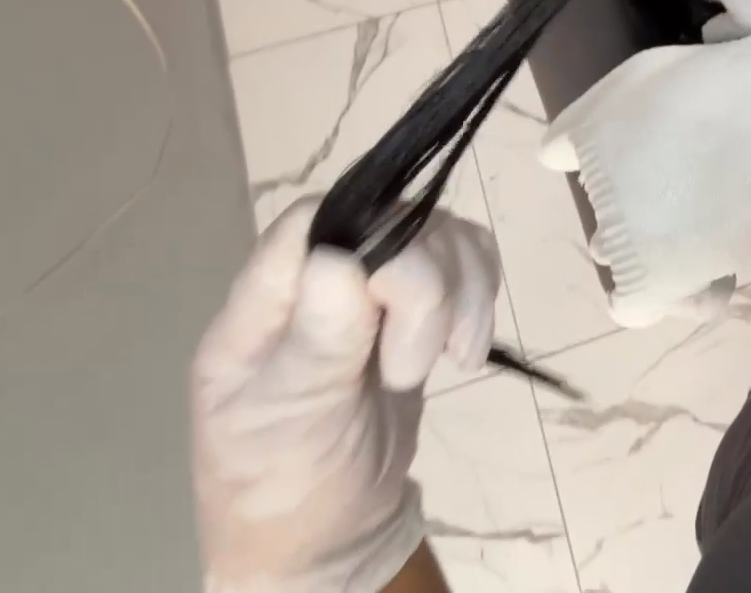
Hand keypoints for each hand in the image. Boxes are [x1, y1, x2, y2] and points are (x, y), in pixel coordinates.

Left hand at [191, 198, 500, 592]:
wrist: (334, 528)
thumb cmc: (287, 482)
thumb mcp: (288, 423)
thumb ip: (316, 341)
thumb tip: (338, 257)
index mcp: (265, 303)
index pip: (318, 221)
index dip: (369, 242)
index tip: (388, 306)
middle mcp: (323, 278)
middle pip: (399, 224)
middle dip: (429, 293)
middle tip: (415, 367)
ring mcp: (377, 286)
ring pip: (446, 236)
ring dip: (468, 294)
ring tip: (454, 357)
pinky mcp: (424, 301)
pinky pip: (472, 258)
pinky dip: (484, 293)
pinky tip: (467, 345)